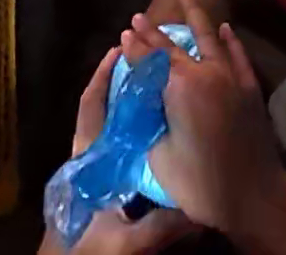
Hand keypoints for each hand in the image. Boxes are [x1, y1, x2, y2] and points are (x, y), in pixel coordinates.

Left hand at [41, 48, 195, 254]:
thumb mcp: (122, 244)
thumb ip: (157, 227)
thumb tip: (198, 210)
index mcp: (86, 157)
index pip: (90, 106)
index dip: (102, 76)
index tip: (120, 49)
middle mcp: (88, 157)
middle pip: (100, 109)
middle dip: (120, 83)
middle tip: (148, 60)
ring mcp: (92, 171)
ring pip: (109, 126)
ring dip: (126, 104)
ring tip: (156, 84)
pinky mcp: (99, 187)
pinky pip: (117, 146)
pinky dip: (132, 129)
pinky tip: (156, 129)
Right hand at [122, 0, 285, 236]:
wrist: (254, 194)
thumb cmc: (202, 182)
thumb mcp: (162, 157)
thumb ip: (153, 124)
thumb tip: (150, 107)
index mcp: (180, 87)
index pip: (152, 59)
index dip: (136, 47)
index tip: (124, 32)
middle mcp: (205, 71)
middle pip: (175, 45)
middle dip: (154, 32)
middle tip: (138, 16)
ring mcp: (230, 75)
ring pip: (210, 36)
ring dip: (196, 15)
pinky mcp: (249, 85)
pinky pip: (237, 53)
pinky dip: (230, 39)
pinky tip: (225, 27)